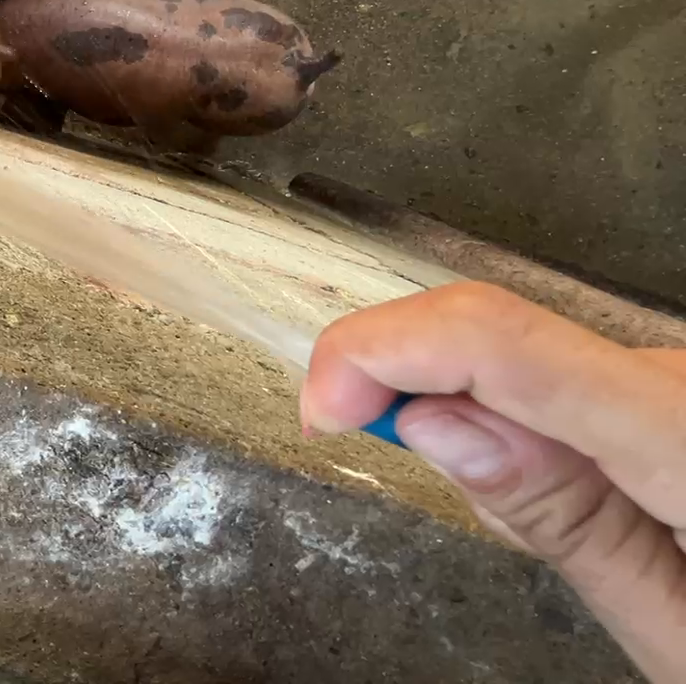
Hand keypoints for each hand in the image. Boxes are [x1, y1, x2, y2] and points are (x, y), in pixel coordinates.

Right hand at [301, 281, 685, 681]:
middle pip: (482, 336)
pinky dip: (497, 413)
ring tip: (539, 522)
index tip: (323, 417)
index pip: (495, 341)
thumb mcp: (680, 635)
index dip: (372, 352)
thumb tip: (425, 422)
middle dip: (409, 395)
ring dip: (458, 413)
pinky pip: (532, 364)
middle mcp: (680, 375)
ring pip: (498, 350)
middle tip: (437, 490)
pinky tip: (558, 486)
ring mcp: (668, 367)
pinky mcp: (653, 374)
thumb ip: (565, 523)